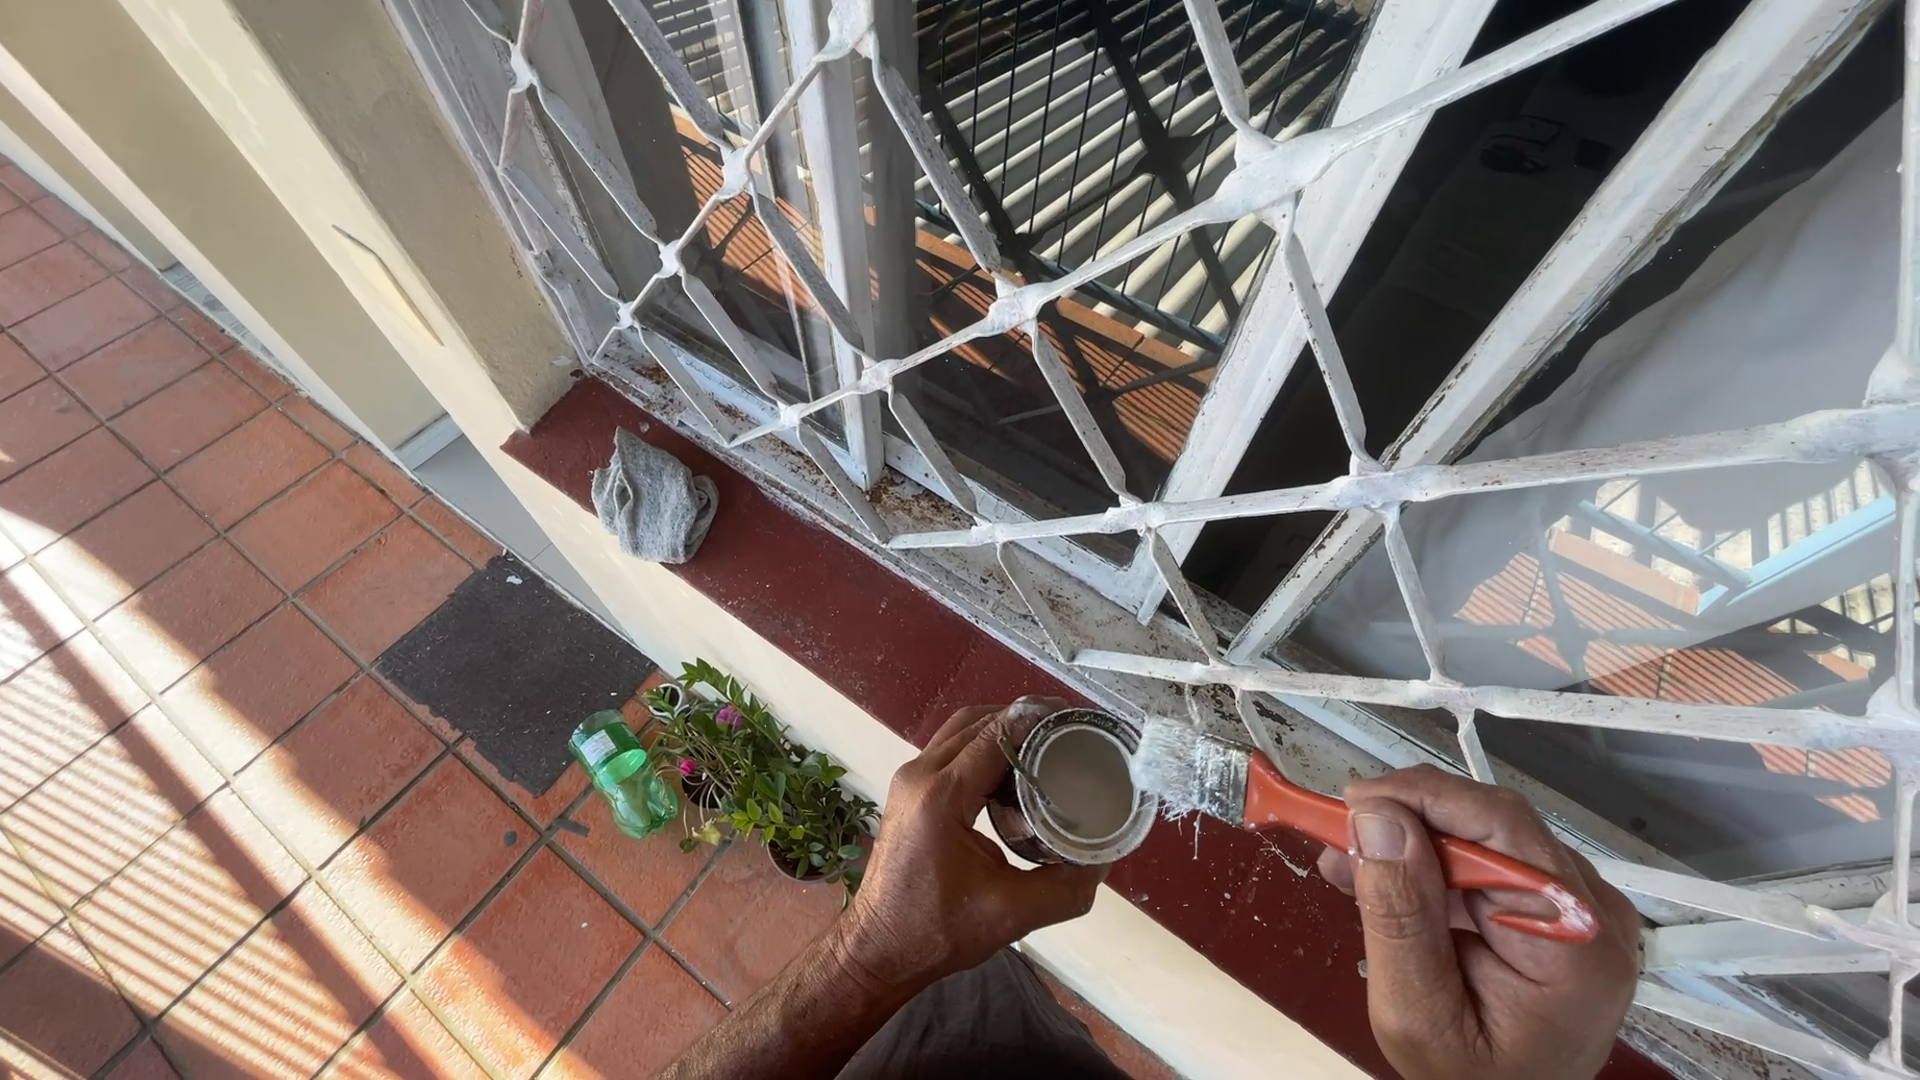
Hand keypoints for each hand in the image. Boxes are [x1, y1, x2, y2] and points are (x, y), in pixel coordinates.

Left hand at [833, 697, 1106, 990]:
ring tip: (1043, 741)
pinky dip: (982, 744)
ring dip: (1000, 728)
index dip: (1035, 719)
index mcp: (942, 795)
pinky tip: (1012, 765)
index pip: (995, 735)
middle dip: (1022, 718)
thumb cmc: (937, 930)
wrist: (879, 948)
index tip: (1071, 717)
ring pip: (960, 729)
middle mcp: (920, 774)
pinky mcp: (909, 788)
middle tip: (1064, 728)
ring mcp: (910, 778)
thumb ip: (1065, 887)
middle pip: (977, 723)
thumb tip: (1104, 860)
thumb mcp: (1012, 913)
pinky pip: (950, 747)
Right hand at [1315, 765, 1640, 1079]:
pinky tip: (1380, 874)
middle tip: (1336, 833)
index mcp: (1572, 941)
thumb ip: (1398, 915)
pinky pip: (1479, 851)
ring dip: (1404, 835)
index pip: (1498, 824)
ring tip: (1348, 861)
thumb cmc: (1465, 1077)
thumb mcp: (1414, 1011)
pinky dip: (1422, 854)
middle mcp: (1588, 909)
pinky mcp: (1551, 903)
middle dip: (1402, 816)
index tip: (1348, 804)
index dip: (1418, 797)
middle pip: (1488, 819)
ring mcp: (1574, 904)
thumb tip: (1376, 817)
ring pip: (1476, 828)